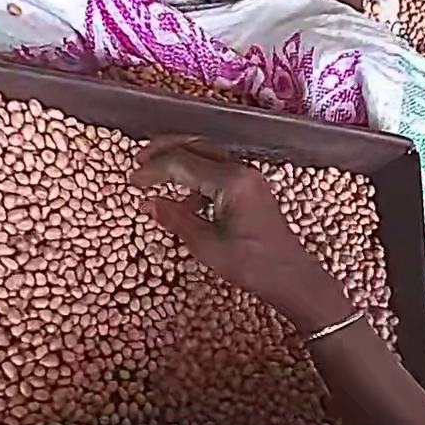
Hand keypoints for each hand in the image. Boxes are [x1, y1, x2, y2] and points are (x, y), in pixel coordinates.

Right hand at [133, 135, 350, 329]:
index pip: (181, 162)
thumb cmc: (251, 265)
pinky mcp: (253, 190)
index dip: (152, 169)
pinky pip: (220, 173)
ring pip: (208, 156)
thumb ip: (176, 219)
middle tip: (139, 162)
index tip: (132, 180)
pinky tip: (186, 203)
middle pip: (195, 146)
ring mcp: (250, 178)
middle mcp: (242, 171)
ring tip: (157, 178)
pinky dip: (198, 179)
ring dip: (181, 162)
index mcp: (231, 180)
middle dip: (164, 151)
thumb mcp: (206, 245)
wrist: (292, 278)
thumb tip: (148, 203)